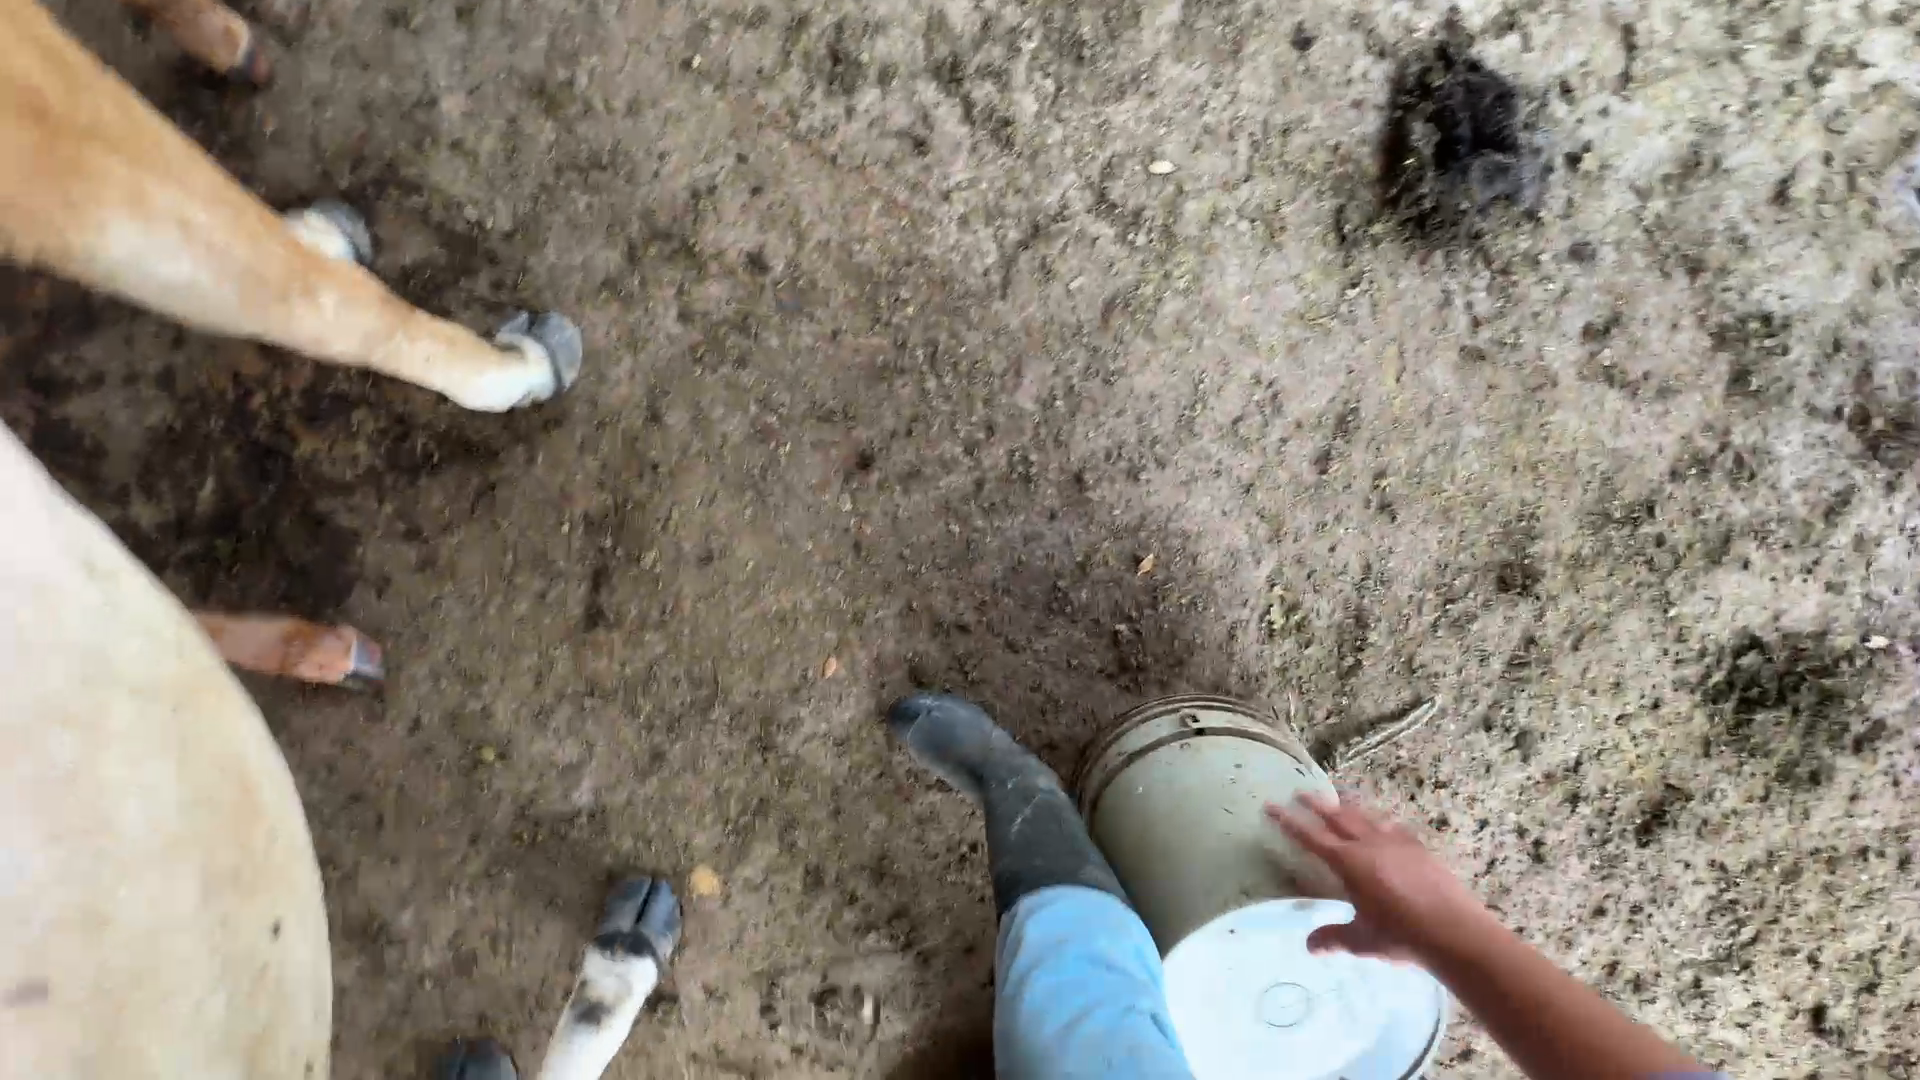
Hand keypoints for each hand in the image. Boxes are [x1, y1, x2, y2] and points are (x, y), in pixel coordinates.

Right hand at [1267, 794, 1493, 965]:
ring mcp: (1396, 843)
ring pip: (1366, 817)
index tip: (1271, 806)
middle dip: (1316, 804)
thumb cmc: (1402, 935)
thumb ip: (1334, 937)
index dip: (1288, 821)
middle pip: (1337, 817)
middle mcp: (1368, 845)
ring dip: (1349, 807)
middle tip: (1300, 792)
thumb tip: (1310, 946)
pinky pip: (1395, 828)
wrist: (1456, 932)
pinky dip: (1383, 823)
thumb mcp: (1362, 940)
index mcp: (1348, 863)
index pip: (1310, 836)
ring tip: (1340, 800)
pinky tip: (1385, 825)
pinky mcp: (1420, 849)